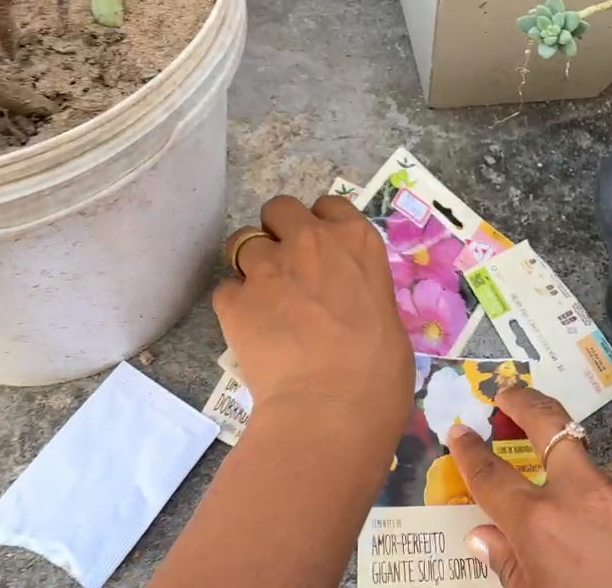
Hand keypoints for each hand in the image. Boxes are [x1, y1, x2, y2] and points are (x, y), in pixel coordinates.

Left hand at [215, 195, 413, 424]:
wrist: (332, 407)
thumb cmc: (380, 369)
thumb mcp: (386, 314)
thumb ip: (359, 293)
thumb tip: (348, 306)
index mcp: (356, 240)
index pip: (329, 204)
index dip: (320, 223)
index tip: (320, 247)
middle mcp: (310, 241)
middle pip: (279, 208)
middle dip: (278, 230)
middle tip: (285, 264)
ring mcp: (269, 268)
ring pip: (241, 240)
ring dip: (250, 264)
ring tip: (260, 297)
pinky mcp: (236, 301)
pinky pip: (225, 289)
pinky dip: (233, 305)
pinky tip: (246, 328)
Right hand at [447, 387, 611, 587]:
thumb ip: (511, 568)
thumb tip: (485, 535)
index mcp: (542, 524)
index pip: (492, 476)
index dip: (470, 452)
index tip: (459, 432)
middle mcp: (584, 495)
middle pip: (549, 425)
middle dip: (524, 402)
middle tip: (508, 391)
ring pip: (595, 479)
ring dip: (583, 496)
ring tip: (590, 544)